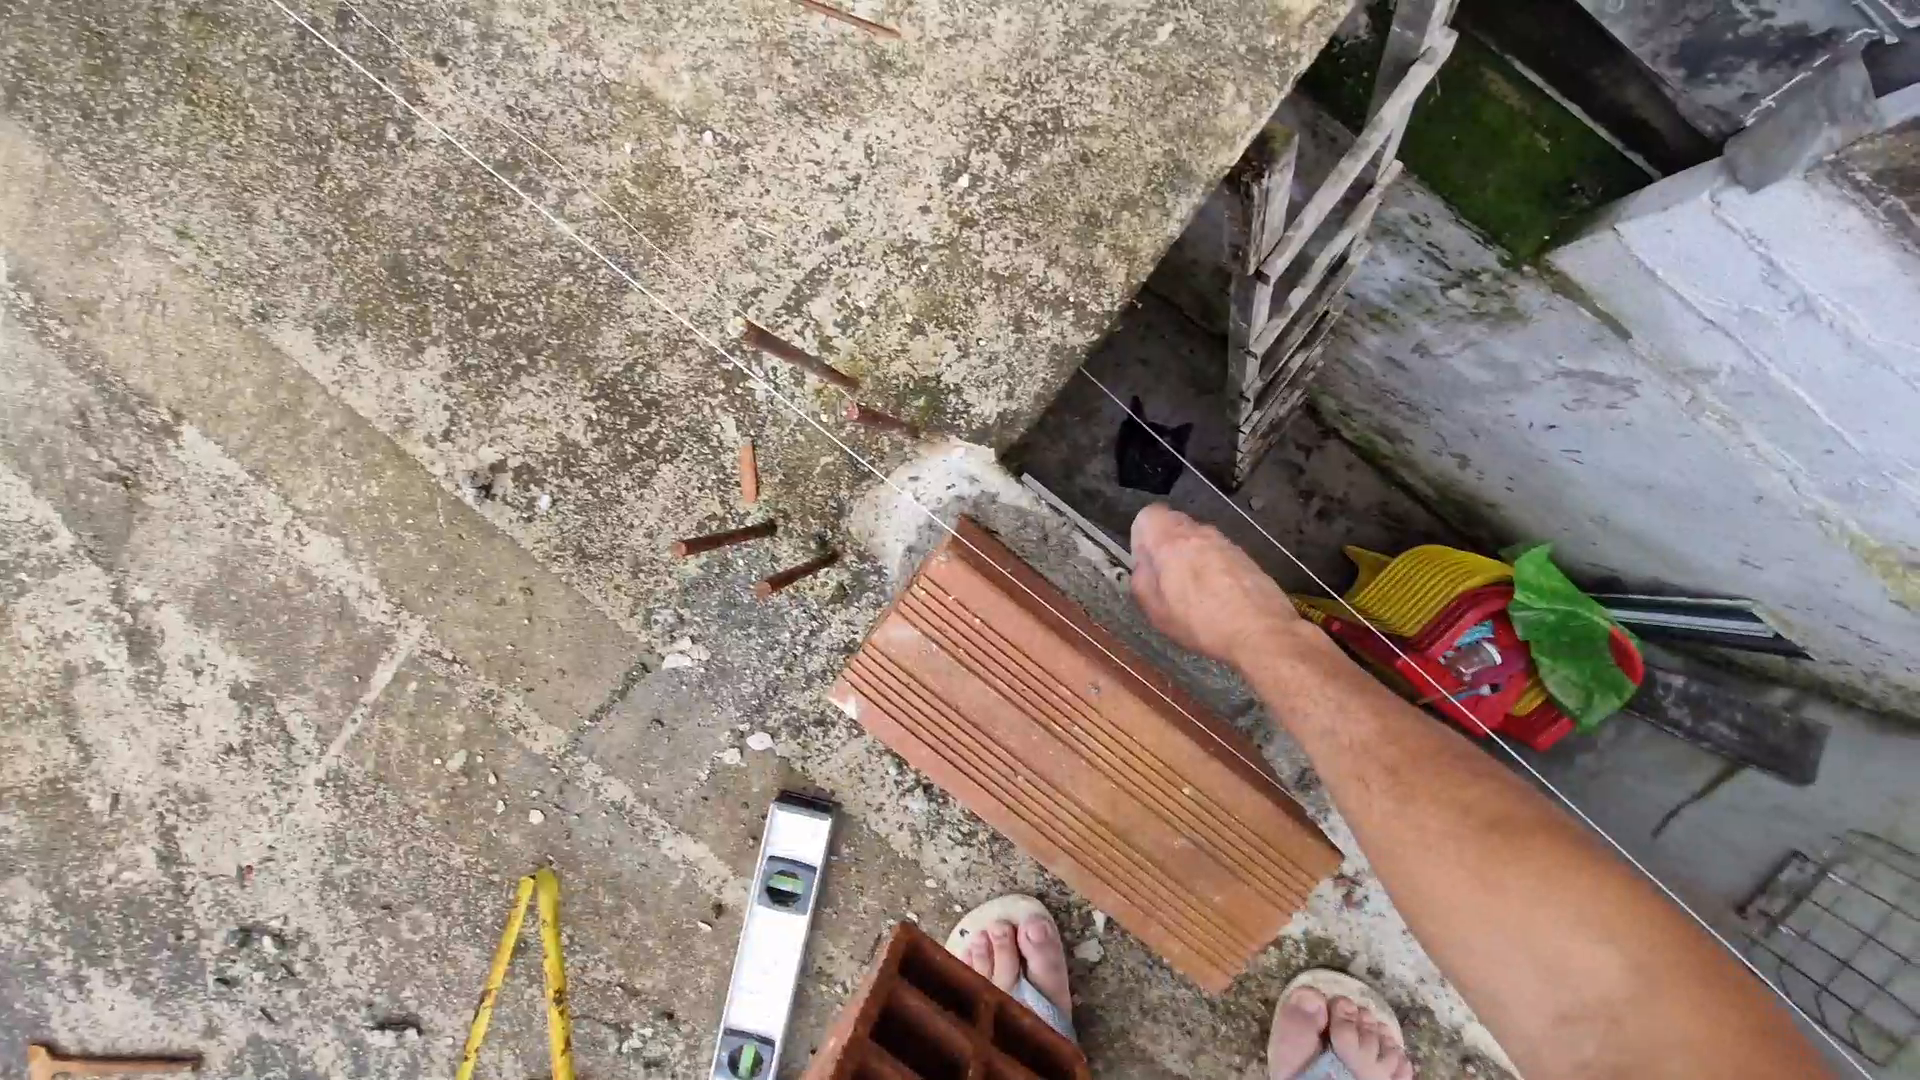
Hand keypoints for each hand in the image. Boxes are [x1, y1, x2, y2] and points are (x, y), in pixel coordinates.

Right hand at [1130, 504, 1302, 669]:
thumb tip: (1143, 566)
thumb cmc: (1201, 623)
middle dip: (1166, 546)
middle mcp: (1198, 533)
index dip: (1141, 537)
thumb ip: (1141, 581)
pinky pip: (1218, 553)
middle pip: (1173, 525)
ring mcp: (1225, 542)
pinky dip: (1213, 567)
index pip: (1148, 515)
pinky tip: (1218, 596)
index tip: (1146, 562)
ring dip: (1191, 557)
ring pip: (1197, 539)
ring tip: (1195, 593)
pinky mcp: (1245, 555)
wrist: (1261, 631)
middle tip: (1168, 580)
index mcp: (1170, 542)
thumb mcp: (1155, 611)